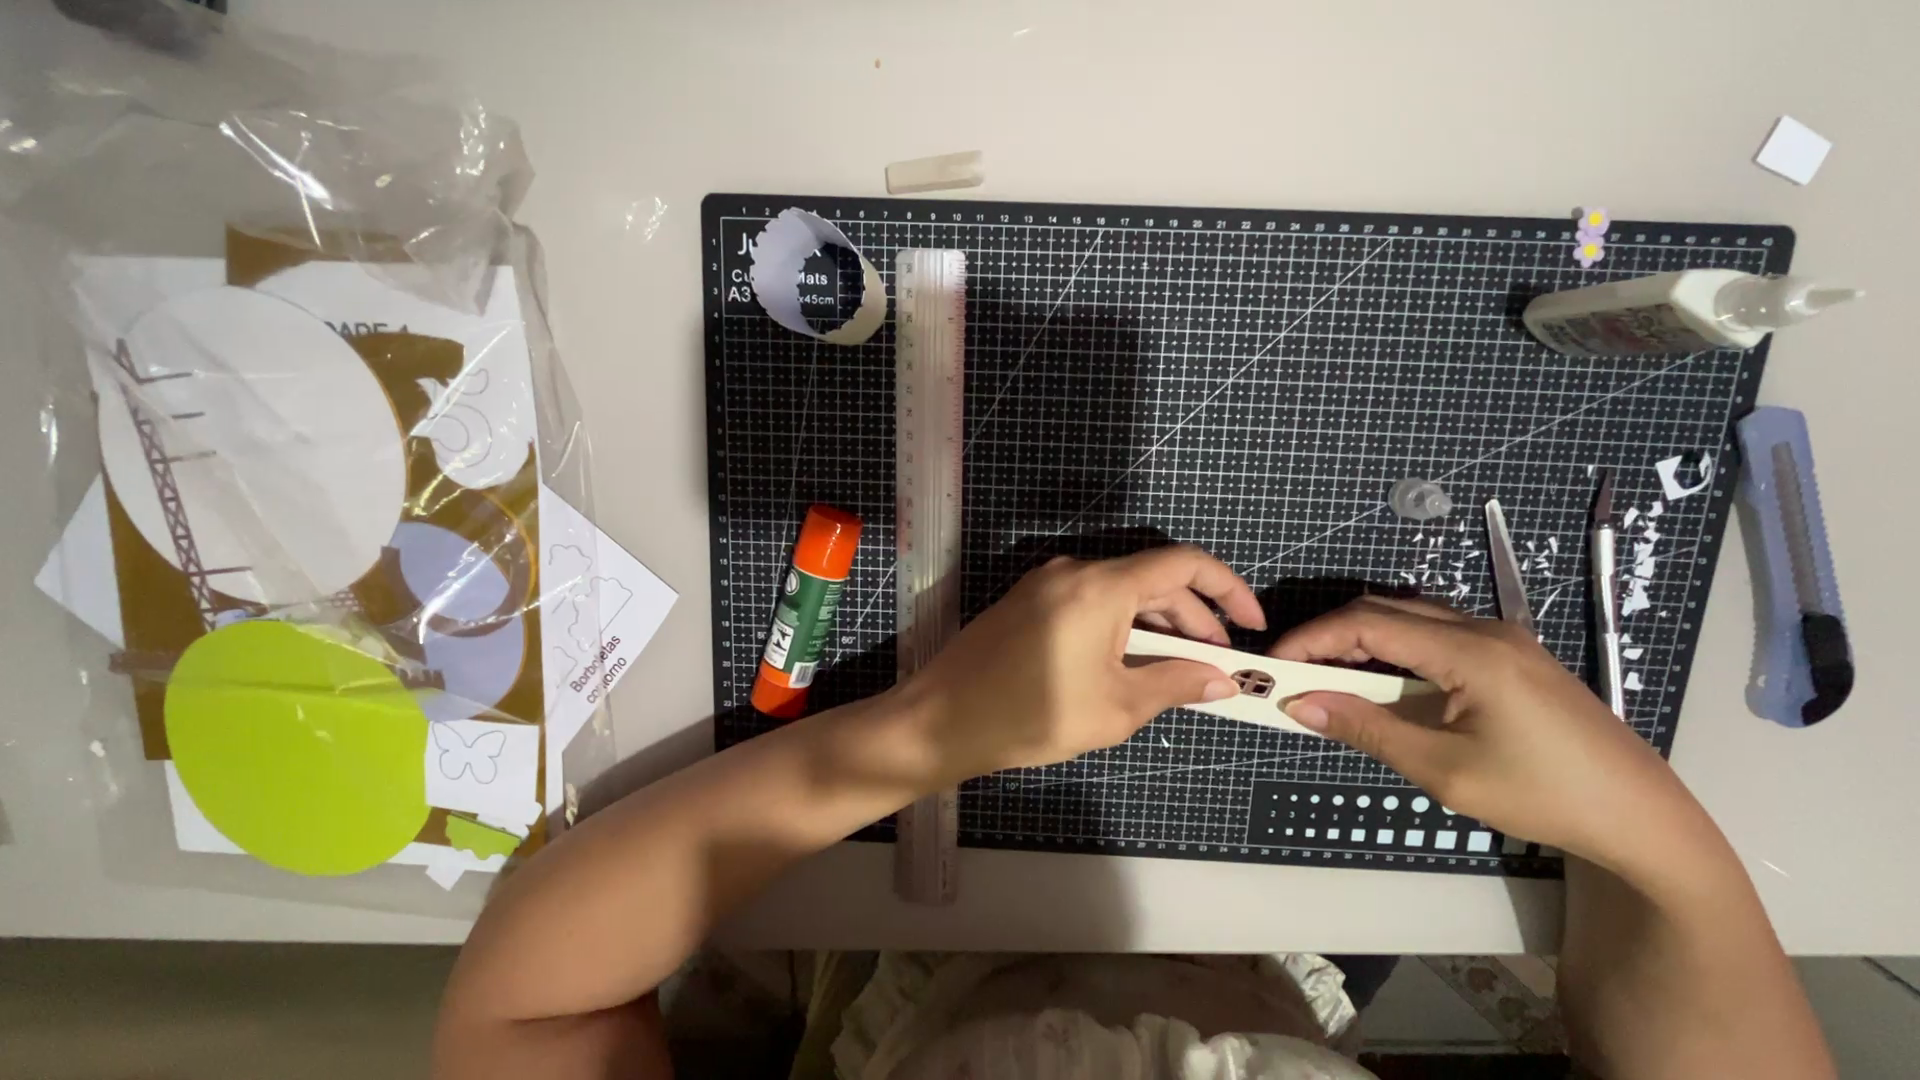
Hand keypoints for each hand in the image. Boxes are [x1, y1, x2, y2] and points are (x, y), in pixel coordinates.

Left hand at [897, 546, 1266, 785]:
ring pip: (1119, 592)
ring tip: (1179, 669)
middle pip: (1152, 579)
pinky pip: (1089, 603)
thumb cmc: (1032, 716)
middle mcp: (1074, 571)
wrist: (940, 721)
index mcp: (1102, 585)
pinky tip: (1130, 662)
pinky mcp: (1026, 602)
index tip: (1251, 623)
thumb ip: (1175, 684)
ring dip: (1155, 625)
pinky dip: (1119, 626)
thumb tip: (1222, 679)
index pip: (1183, 564)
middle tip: (1218, 663)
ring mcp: (1045, 584)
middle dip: (1192, 618)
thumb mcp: (1117, 707)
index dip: (1227, 589)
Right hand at [1270, 597, 1703, 870]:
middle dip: (1331, 636)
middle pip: (1387, 610)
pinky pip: (1439, 635)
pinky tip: (1388, 683)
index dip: (1313, 638)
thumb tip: (1301, 705)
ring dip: (1365, 640)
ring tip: (1333, 678)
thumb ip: (1369, 730)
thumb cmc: (1543, 795)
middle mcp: (1486, 630)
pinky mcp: (1515, 657)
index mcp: (1471, 651)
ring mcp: (1505, 640)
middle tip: (1296, 672)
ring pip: (1413, 618)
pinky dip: (1398, 650)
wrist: (1644, 818)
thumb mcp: (1444, 770)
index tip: (1275, 664)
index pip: (1368, 623)